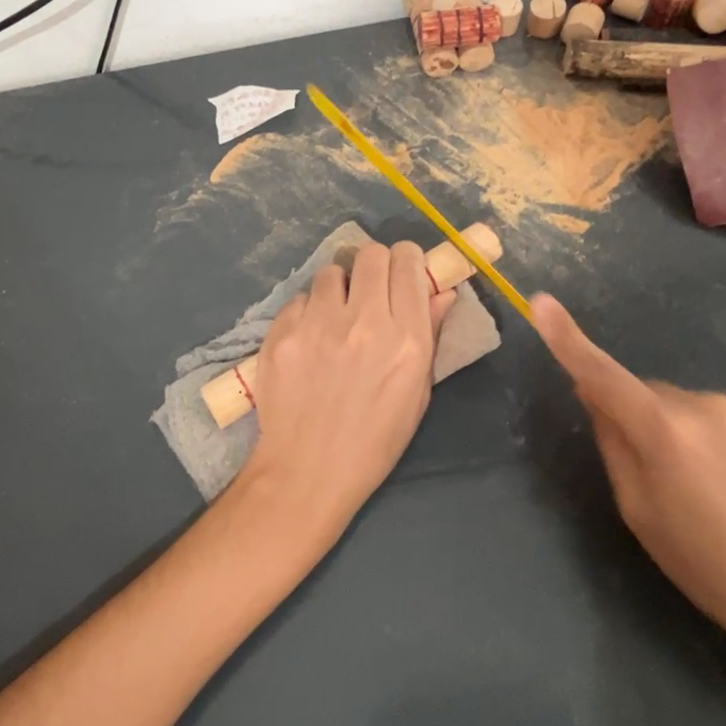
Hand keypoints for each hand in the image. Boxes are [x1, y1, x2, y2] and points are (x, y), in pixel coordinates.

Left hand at [235, 242, 457, 534]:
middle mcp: (364, 321)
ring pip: (332, 272)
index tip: (402, 273)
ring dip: (339, 288)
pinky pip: (299, 299)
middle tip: (370, 290)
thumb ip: (429, 336)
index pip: (408, 262)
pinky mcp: (283, 332)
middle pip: (370, 254)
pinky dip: (307, 312)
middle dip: (374, 266)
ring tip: (336, 318)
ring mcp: (318, 324)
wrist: (308, 471)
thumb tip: (443, 292)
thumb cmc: (375, 440)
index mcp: (406, 338)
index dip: (407, 261)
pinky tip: (309, 342)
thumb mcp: (418, 394)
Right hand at [531, 293, 725, 658]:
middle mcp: (703, 406)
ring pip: (682, 405)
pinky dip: (712, 438)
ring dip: (677, 429)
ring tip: (703, 488)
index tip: (542, 303)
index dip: (568, 340)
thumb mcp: (638, 510)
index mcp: (663, 431)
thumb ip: (613, 444)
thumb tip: (597, 395)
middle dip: (638, 418)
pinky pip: (719, 416)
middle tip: (655, 478)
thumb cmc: (703, 562)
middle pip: (645, 394)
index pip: (603, 375)